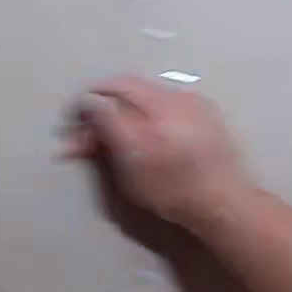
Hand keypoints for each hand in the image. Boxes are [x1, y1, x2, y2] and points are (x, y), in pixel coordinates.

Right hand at [61, 76, 257, 229]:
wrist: (222, 202)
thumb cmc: (169, 189)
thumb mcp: (129, 162)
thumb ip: (108, 126)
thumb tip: (87, 102)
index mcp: (156, 107)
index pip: (110, 88)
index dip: (84, 105)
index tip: (69, 128)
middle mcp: (175, 97)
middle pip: (125, 88)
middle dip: (99, 109)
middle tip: (81, 140)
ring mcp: (192, 103)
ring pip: (142, 96)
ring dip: (118, 114)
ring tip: (107, 143)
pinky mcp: (203, 113)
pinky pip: (160, 104)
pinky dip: (140, 116)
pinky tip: (137, 139)